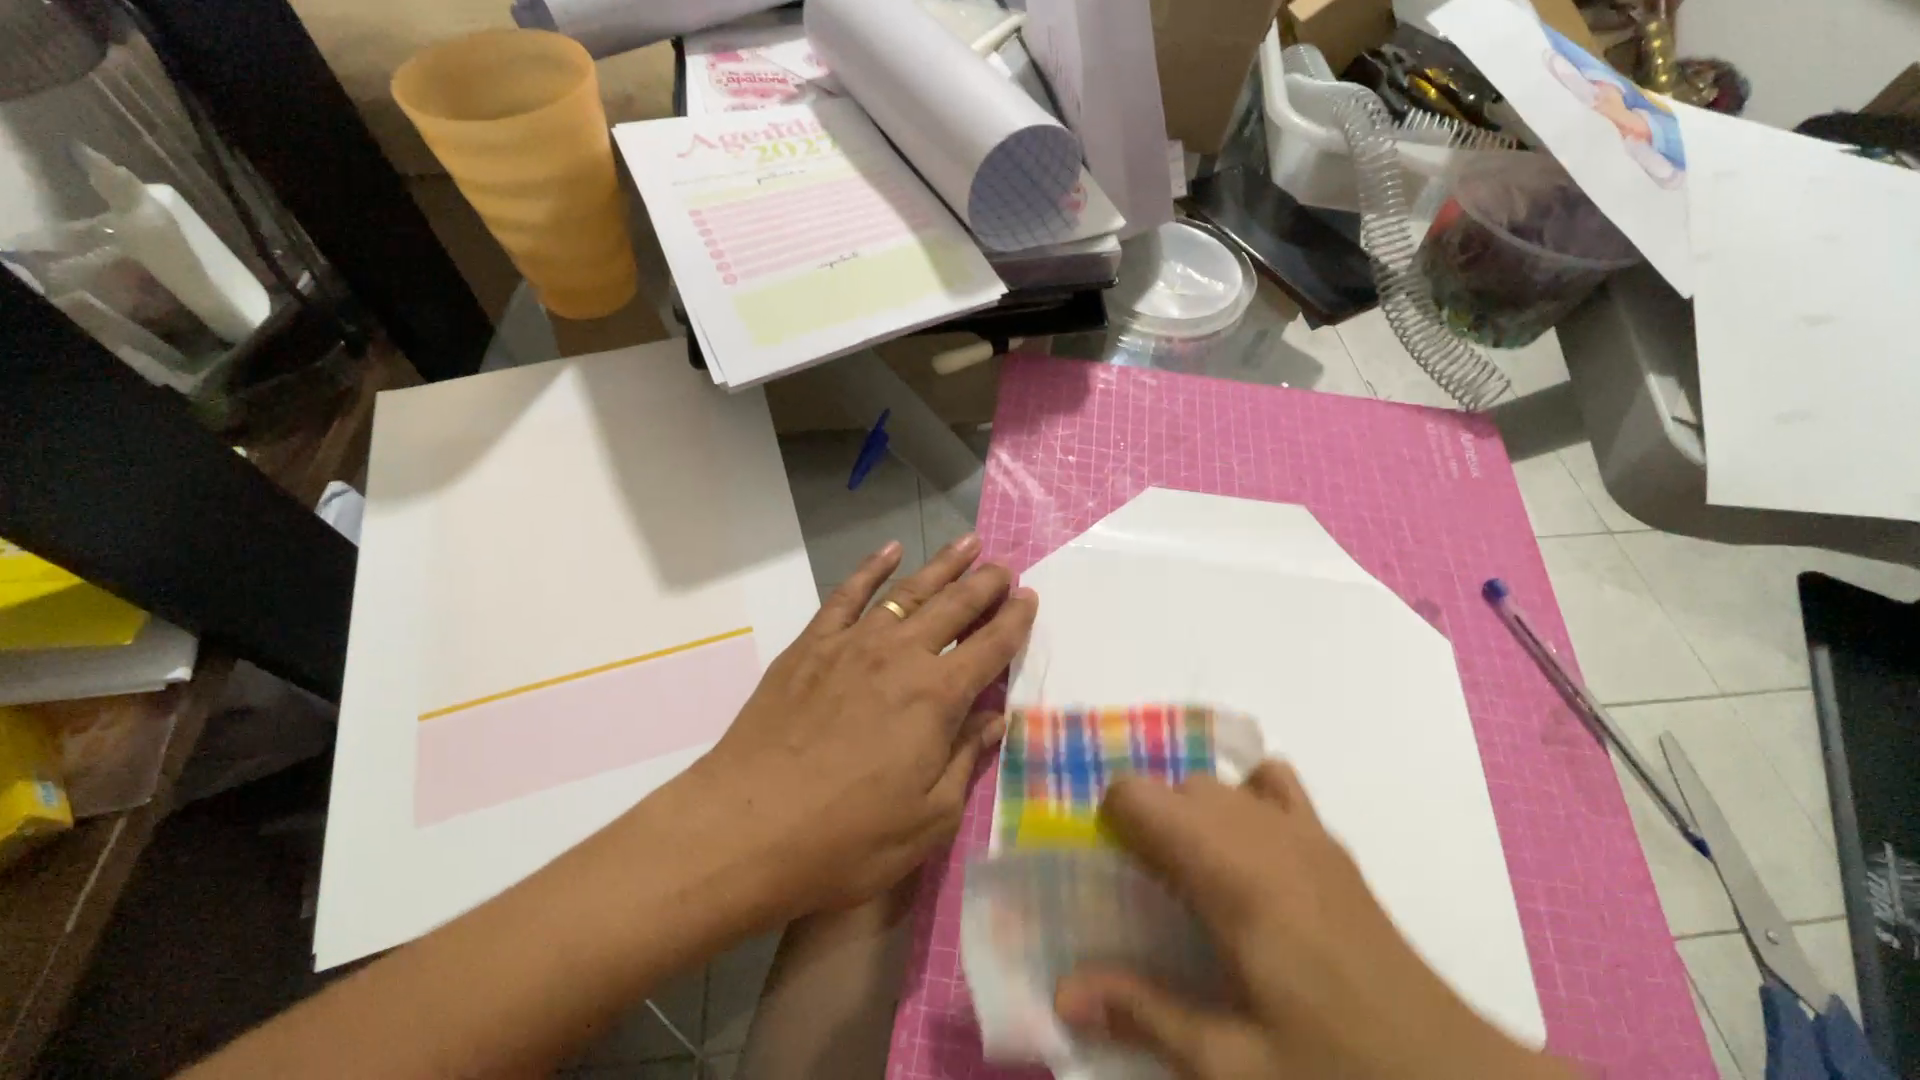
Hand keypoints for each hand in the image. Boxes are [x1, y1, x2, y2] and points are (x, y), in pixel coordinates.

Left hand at [689, 534, 1036, 920]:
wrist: (747, 827)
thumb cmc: (848, 838)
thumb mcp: (929, 818)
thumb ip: (965, 760)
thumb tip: (994, 718)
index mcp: (938, 697)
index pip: (991, 646)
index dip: (1015, 621)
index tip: (1031, 599)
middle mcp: (901, 656)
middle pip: (955, 607)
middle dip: (986, 584)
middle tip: (1005, 567)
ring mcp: (852, 644)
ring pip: (908, 591)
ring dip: (942, 565)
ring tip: (967, 544)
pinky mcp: (810, 646)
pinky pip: (847, 594)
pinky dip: (871, 568)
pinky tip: (889, 551)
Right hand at [1055, 764, 1573, 1079]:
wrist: (1455, 1079)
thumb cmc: (1339, 1072)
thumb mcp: (1233, 1064)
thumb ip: (1144, 1013)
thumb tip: (1061, 991)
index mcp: (1233, 877)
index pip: (1140, 797)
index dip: (1110, 825)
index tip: (1113, 879)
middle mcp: (1266, 836)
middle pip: (1177, 787)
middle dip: (1148, 824)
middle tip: (1147, 896)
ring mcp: (1308, 835)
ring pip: (1223, 783)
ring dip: (1193, 814)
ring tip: (1194, 881)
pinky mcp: (1334, 849)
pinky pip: (1276, 787)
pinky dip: (1245, 799)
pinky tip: (1249, 859)